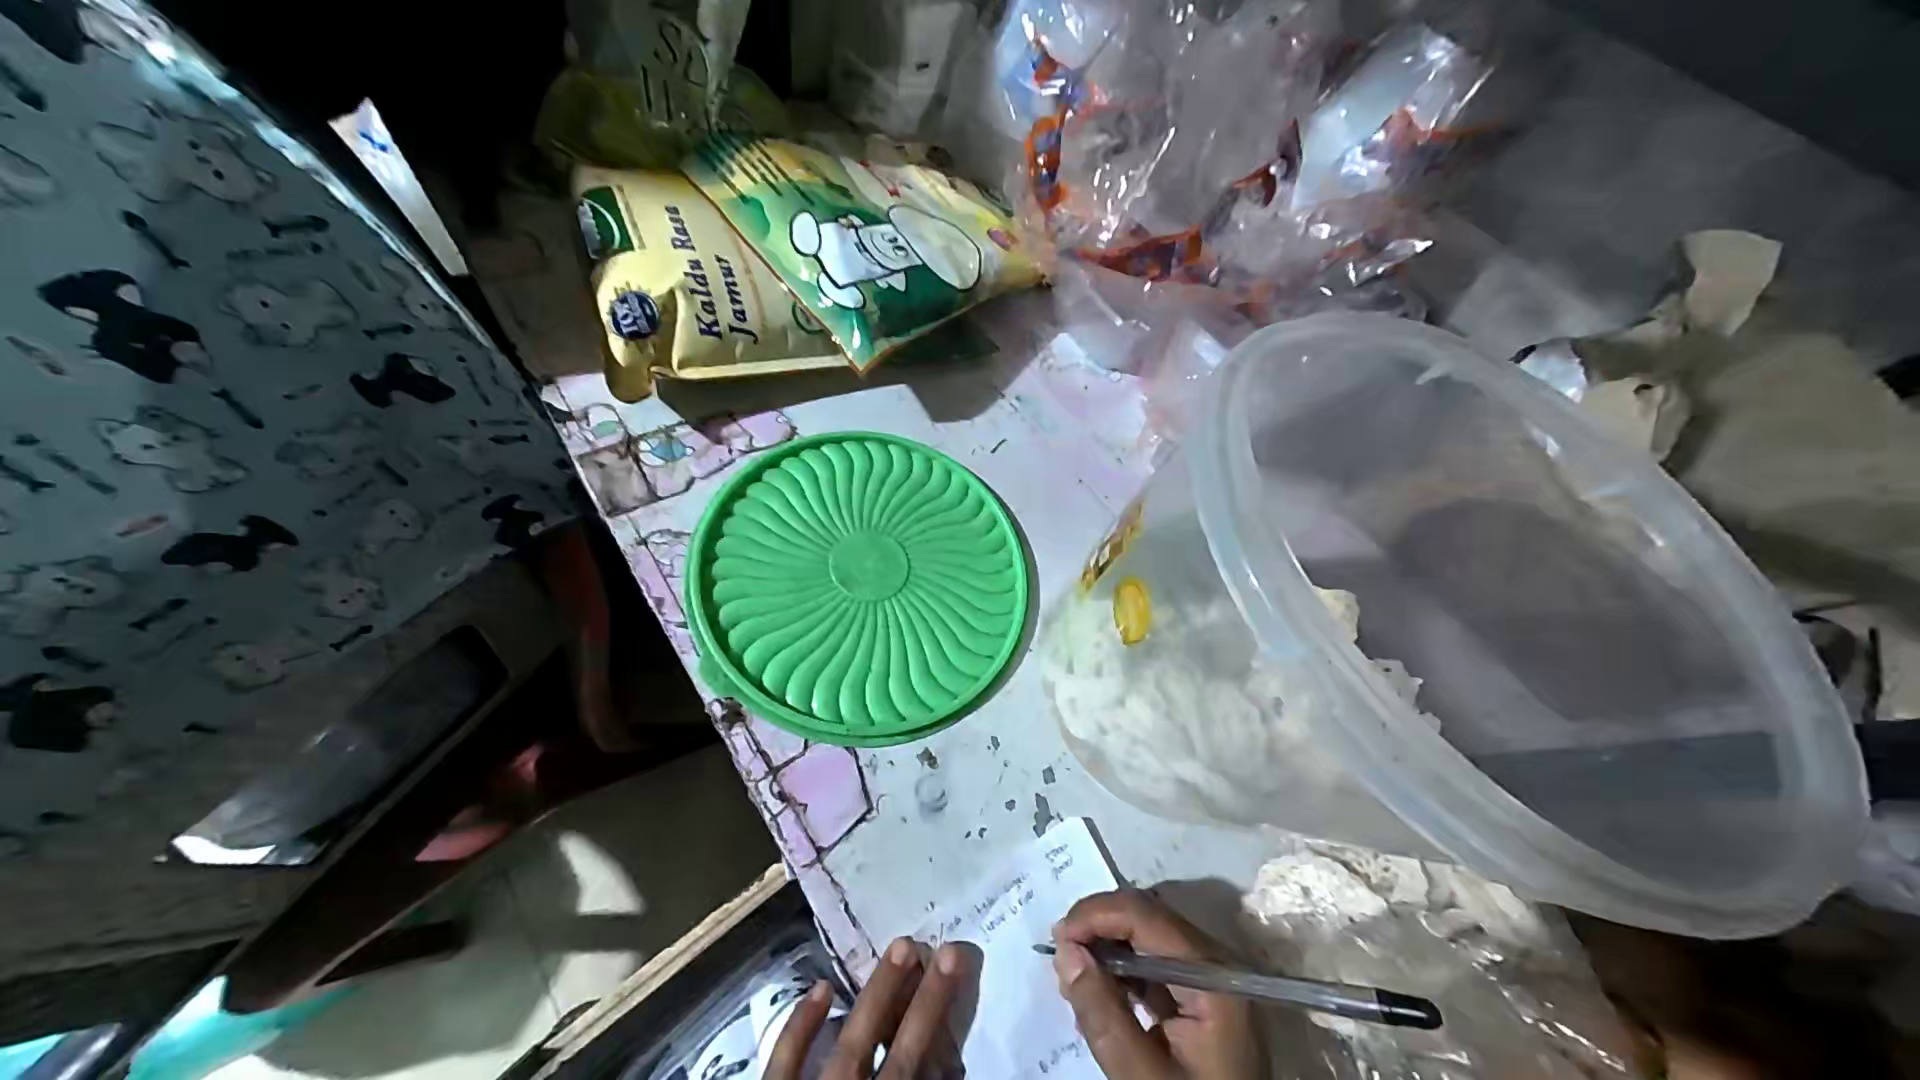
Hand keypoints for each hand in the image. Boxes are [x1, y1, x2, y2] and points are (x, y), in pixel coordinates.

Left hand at [766, 937, 965, 1079]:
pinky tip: (822, 987)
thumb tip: (949, 1058)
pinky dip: (802, 1026)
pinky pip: (786, 1061)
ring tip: (903, 946)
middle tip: (949, 952)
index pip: (928, 1068)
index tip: (964, 986)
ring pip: (852, 1044)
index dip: (948, 1029)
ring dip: (879, 995)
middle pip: (903, 1055)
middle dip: (928, 1003)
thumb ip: (923, 1077)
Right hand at [1052, 890, 1261, 1079]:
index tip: (1057, 941)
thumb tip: (1066, 949)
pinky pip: (1155, 963)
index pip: (1144, 915)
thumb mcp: (1142, 1078)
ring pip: (1147, 936)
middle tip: (1062, 960)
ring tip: (1077, 981)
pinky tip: (1102, 996)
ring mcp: (1211, 979)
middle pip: (1146, 918)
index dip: (1095, 915)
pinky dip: (1123, 970)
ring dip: (1107, 949)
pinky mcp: (1203, 998)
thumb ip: (1102, 1013)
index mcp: (1211, 977)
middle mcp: (1216, 963)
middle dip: (1098, 929)